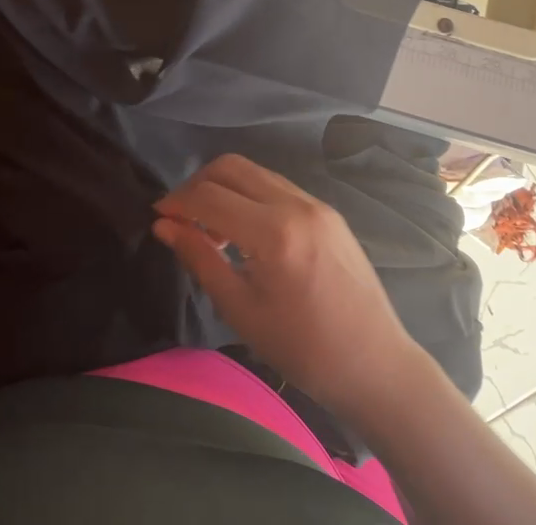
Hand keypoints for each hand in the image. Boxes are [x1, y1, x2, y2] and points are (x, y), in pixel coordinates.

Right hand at [154, 154, 421, 414]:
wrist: (377, 367)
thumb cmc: (303, 349)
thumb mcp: (240, 309)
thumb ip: (200, 258)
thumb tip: (164, 225)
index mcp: (274, 233)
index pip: (208, 196)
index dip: (175, 202)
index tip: (158, 219)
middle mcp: (297, 206)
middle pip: (230, 167)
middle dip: (196, 185)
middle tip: (181, 218)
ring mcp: (317, 206)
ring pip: (254, 172)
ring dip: (223, 188)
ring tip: (211, 228)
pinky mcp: (329, 214)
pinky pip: (276, 186)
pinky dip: (249, 196)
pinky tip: (243, 232)